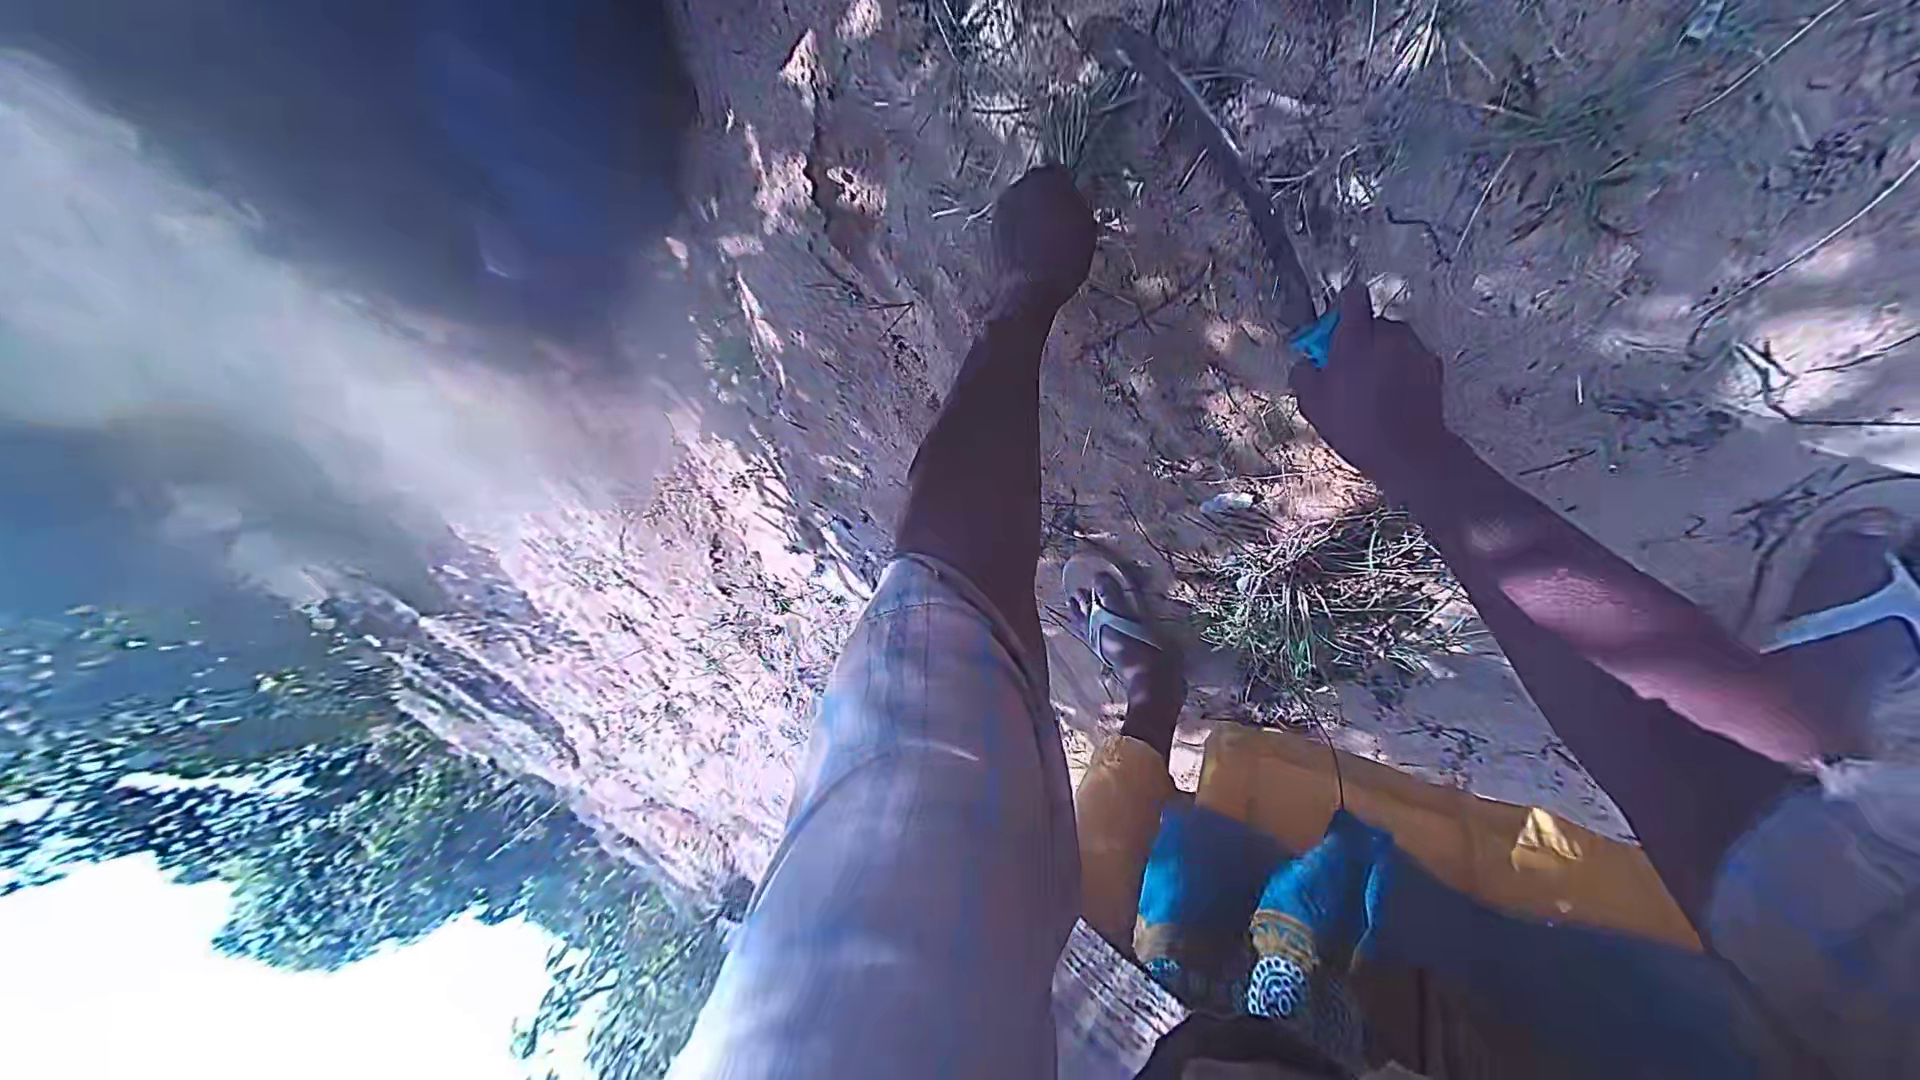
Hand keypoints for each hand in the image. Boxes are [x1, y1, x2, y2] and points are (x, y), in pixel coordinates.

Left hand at [990, 165, 1095, 315]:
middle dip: (1048, 201)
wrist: (1026, 295)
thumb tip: (1085, 190)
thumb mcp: (1087, 231)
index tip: (1075, 203)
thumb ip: (1084, 204)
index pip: (1060, 172)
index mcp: (1047, 180)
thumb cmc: (1060, 264)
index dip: (1069, 189)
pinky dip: (1018, 235)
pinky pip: (1009, 227)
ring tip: (1046, 242)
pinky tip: (1030, 253)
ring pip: (1021, 207)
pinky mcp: (991, 232)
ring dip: (1032, 218)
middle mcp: (1019, 189)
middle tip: (1062, 223)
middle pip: (1037, 188)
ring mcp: (1001, 210)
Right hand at [1291, 281, 1452, 492]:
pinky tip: (1387, 396)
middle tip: (1343, 370)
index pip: (1352, 297)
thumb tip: (1304, 363)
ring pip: (1390, 340)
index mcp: (1355, 337)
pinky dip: (1397, 369)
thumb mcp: (1311, 402)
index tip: (1331, 330)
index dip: (1341, 308)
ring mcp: (1415, 348)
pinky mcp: (1432, 364)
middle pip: (1370, 323)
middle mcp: (1389, 334)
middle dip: (1357, 340)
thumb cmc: (1353, 423)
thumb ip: (1303, 373)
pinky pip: (1408, 357)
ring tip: (1366, 387)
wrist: (1405, 448)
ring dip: (1378, 354)